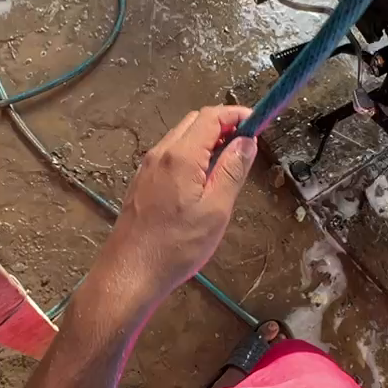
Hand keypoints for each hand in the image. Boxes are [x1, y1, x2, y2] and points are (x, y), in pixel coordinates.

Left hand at [93, 105, 257, 303]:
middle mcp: (160, 154)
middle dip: (223, 125)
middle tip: (246, 145)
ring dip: (206, 141)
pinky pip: (170, 155)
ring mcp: (148, 167)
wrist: (130, 272)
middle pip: (195, 122)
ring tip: (228, 165)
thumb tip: (247, 141)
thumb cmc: (176, 246)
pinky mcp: (143, 182)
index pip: (212, 117)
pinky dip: (191, 155)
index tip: (257, 123)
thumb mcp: (215, 210)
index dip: (237, 115)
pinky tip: (202, 180)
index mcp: (181, 156)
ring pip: (181, 138)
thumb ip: (232, 171)